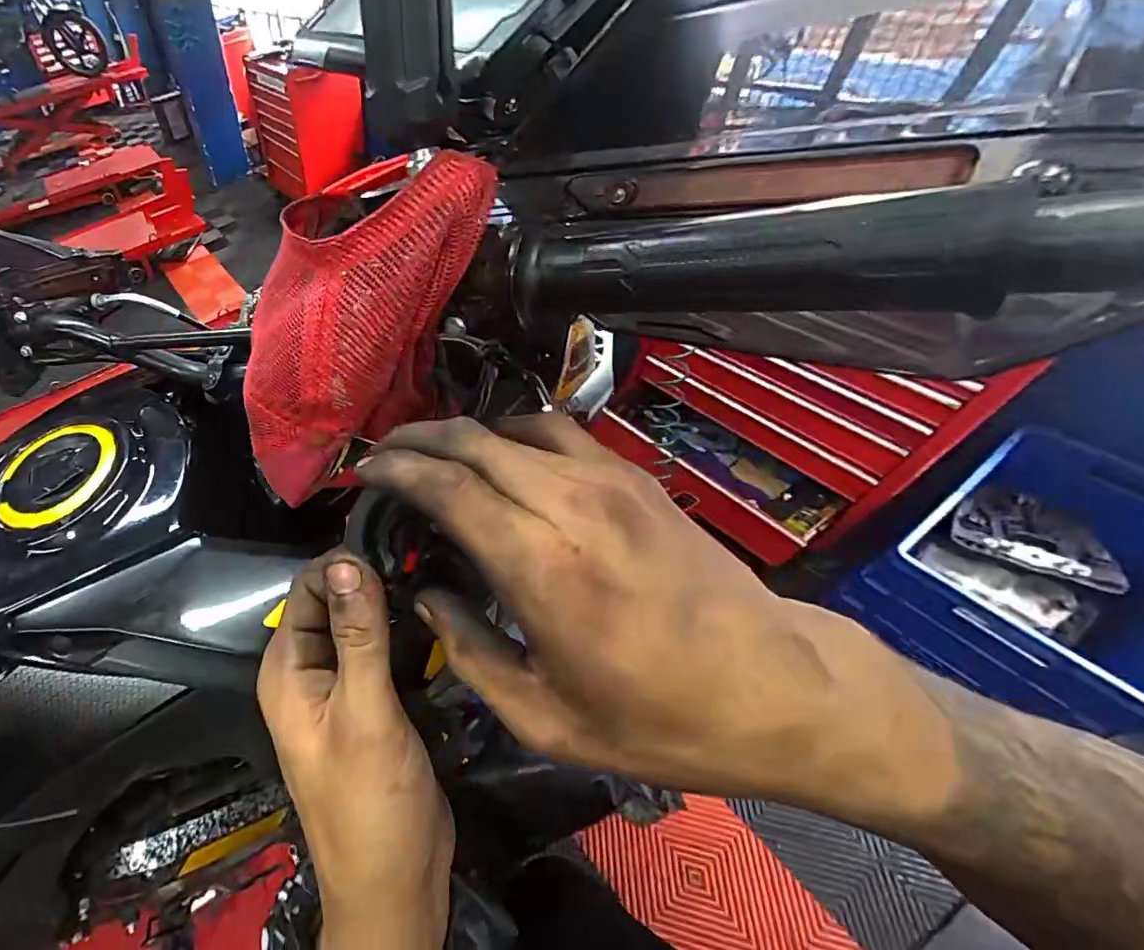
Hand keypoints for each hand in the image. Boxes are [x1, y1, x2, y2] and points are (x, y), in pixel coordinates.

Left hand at [258, 550, 452, 949]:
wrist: (395, 884)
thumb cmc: (371, 801)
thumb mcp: (365, 712)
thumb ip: (358, 635)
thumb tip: (349, 561)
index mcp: (288, 668)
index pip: (309, 588)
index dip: (346, 564)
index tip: (397, 549)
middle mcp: (306, 670)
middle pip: (333, 602)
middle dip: (371, 580)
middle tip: (424, 560)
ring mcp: (338, 687)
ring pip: (359, 624)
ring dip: (389, 604)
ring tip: (433, 578)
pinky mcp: (368, 701)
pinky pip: (379, 651)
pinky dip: (400, 633)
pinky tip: (433, 618)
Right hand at [355, 414, 960, 826]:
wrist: (779, 688)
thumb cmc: (659, 718)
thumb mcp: (546, 718)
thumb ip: (469, 651)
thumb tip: (426, 598)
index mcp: (543, 567)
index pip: (449, 486)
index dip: (398, 469)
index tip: (364, 470)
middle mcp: (572, 505)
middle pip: (472, 441)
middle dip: (416, 438)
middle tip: (383, 453)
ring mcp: (609, 480)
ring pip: (510, 425)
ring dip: (460, 431)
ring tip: (430, 450)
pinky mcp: (633, 475)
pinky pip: (555, 430)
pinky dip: (510, 432)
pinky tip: (496, 455)